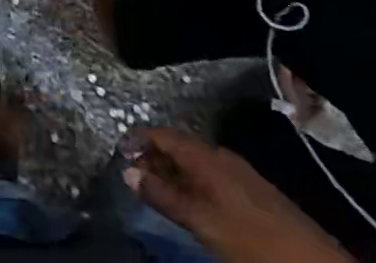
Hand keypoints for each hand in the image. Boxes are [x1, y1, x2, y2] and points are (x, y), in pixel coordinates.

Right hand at [125, 128, 354, 262]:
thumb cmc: (252, 240)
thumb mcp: (202, 221)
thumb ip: (163, 196)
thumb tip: (128, 171)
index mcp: (208, 158)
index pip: (164, 135)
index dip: (139, 139)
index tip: (119, 150)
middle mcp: (223, 158)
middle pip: (180, 146)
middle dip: (155, 156)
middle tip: (134, 172)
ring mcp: (243, 175)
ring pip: (197, 163)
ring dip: (174, 171)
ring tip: (157, 188)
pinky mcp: (256, 194)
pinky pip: (213, 176)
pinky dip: (193, 182)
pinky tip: (192, 202)